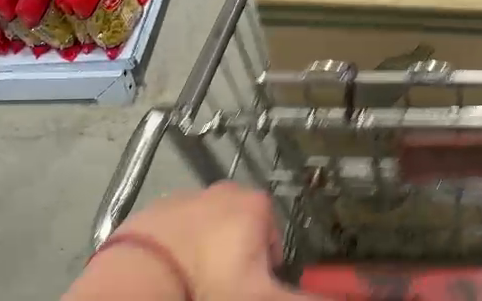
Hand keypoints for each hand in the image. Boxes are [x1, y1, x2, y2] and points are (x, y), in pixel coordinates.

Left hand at [66, 182, 311, 299]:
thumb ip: (305, 298)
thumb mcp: (264, 299)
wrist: (140, 281)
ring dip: (201, 253)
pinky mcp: (150, 212)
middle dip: (234, 256)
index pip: (271, 231)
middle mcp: (221, 192)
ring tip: (192, 286)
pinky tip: (166, 279)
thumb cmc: (212, 287)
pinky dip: (169, 253)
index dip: (266, 264)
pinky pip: (169, 233)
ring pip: (202, 229)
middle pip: (237, 227)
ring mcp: (183, 198)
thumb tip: (342, 299)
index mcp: (254, 206)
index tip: (254, 288)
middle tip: (223, 290)